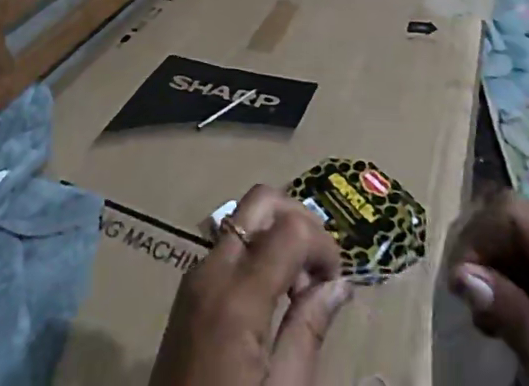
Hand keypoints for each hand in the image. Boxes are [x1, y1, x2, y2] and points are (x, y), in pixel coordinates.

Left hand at [148, 184, 350, 385]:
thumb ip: (309, 327)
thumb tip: (339, 283)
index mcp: (237, 295)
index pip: (290, 228)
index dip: (323, 244)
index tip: (335, 282)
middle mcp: (212, 269)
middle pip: (260, 201)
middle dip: (299, 218)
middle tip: (320, 266)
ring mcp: (196, 274)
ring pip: (243, 219)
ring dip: (279, 234)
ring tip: (300, 287)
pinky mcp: (189, 288)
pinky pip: (229, 245)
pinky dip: (258, 250)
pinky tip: (275, 294)